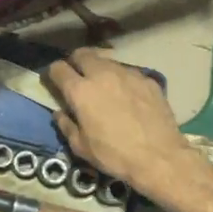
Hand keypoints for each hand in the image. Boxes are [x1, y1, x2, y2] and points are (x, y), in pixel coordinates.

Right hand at [47, 48, 195, 187]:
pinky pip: (128, 73)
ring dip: (99, 69)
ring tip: (104, 86)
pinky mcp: (148, 80)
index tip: (54, 81)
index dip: (53, 73)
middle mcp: (102, 75)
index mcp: (81, 91)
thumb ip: (66, 125)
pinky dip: (121, 79)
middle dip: (75, 61)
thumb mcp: (81, 147)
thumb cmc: (114, 155)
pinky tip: (127, 95)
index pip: (58, 68)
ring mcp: (128, 74)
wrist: (159, 157)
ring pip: (107, 61)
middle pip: (83, 54)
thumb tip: (60, 113)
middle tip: (77, 75)